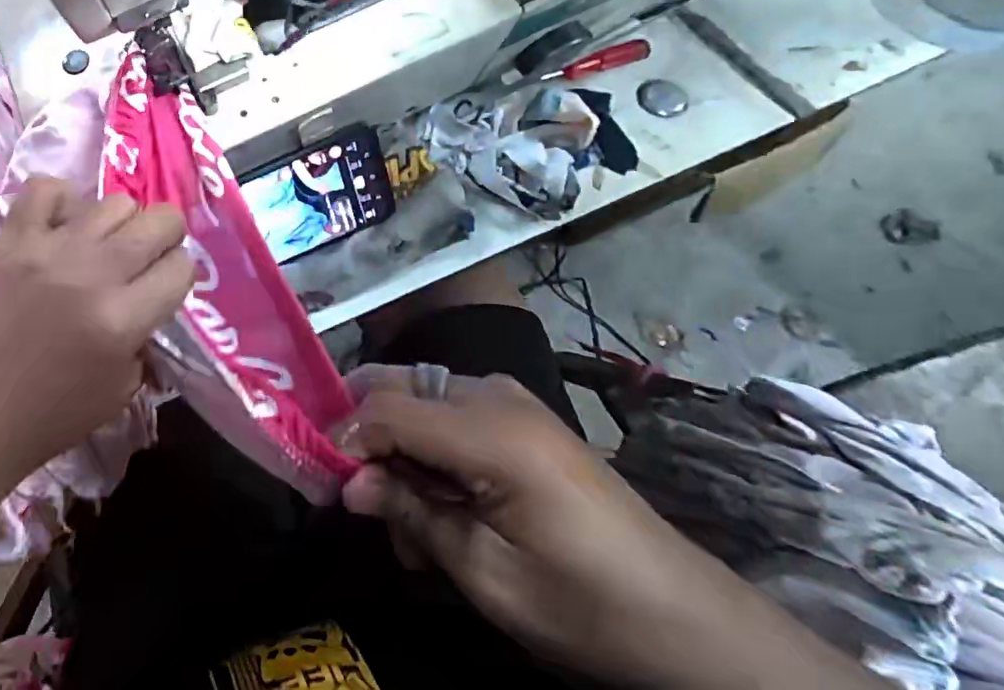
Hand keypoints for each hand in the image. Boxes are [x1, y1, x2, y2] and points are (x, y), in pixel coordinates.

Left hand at [0, 178, 193, 497]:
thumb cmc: (56, 413)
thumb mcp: (126, 385)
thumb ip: (149, 330)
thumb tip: (157, 289)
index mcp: (121, 320)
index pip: (182, 266)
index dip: (181, 276)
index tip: (165, 287)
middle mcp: (91, 275)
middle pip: (160, 221)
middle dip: (167, 239)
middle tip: (147, 261)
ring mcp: (48, 252)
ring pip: (115, 202)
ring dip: (122, 225)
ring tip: (104, 248)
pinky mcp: (10, 243)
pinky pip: (45, 189)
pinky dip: (62, 201)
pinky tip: (63, 228)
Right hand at [338, 369, 886, 689]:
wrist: (682, 616)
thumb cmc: (582, 602)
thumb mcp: (484, 570)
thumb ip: (412, 512)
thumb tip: (350, 484)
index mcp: (490, 428)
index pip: (385, 407)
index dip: (344, 440)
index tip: (321, 485)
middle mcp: (496, 394)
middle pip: (398, 388)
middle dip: (365, 436)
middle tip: (355, 497)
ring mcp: (511, 400)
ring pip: (418, 400)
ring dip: (395, 450)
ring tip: (402, 523)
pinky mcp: (520, 418)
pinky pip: (449, 415)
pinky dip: (427, 451)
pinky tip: (437, 507)